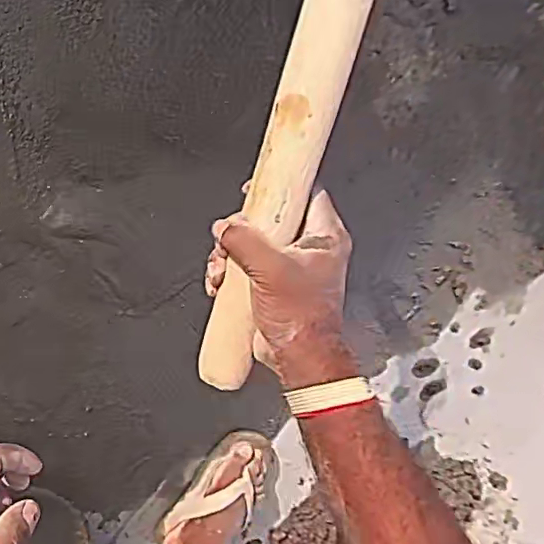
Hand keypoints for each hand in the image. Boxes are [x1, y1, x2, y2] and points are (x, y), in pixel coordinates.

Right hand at [205, 189, 358, 386]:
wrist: (298, 358)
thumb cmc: (302, 318)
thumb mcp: (269, 269)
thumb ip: (243, 240)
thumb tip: (224, 227)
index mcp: (324, 237)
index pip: (307, 193)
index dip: (281, 185)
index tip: (257, 186)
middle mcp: (310, 249)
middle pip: (270, 218)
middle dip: (240, 229)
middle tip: (228, 239)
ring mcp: (290, 266)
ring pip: (251, 242)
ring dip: (228, 253)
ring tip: (220, 270)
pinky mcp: (273, 283)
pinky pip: (243, 264)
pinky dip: (227, 271)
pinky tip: (220, 283)